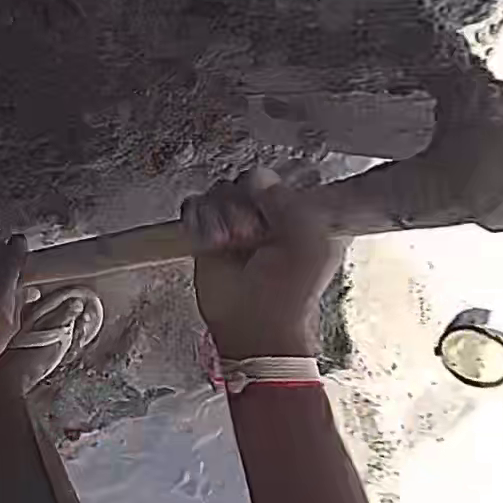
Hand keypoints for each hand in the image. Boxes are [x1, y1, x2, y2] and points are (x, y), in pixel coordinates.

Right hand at [181, 168, 339, 358]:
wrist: (254, 325)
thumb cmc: (289, 291)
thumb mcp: (309, 244)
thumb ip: (288, 202)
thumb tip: (257, 177)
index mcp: (296, 214)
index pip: (275, 179)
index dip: (268, 189)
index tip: (268, 210)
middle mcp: (264, 215)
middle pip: (241, 182)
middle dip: (241, 207)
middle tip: (247, 234)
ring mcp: (233, 223)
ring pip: (217, 192)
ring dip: (219, 217)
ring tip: (227, 242)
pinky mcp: (205, 234)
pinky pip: (193, 206)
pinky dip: (198, 219)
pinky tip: (209, 240)